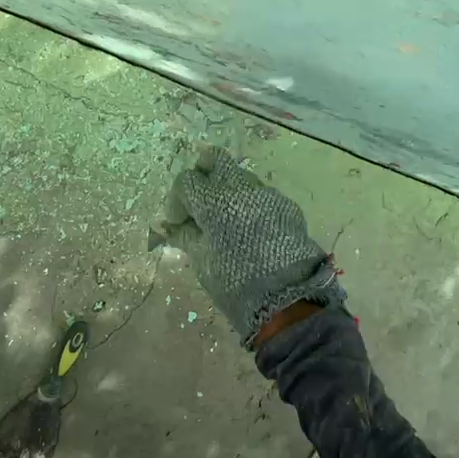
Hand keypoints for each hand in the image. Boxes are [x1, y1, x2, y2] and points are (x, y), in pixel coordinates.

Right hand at [162, 146, 343, 345]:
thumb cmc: (235, 283)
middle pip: (215, 159)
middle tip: (200, 203)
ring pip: (239, 177)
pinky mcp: (286, 204)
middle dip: (203, 175)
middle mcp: (240, 187)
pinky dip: (249, 205)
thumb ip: (185, 235)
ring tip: (227, 223)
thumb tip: (170, 225)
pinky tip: (251, 232)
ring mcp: (266, 193)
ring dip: (227, 191)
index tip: (180, 223)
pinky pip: (260, 195)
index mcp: (214, 200)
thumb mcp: (202, 261)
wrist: (289, 298)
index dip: (178, 201)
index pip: (186, 180)